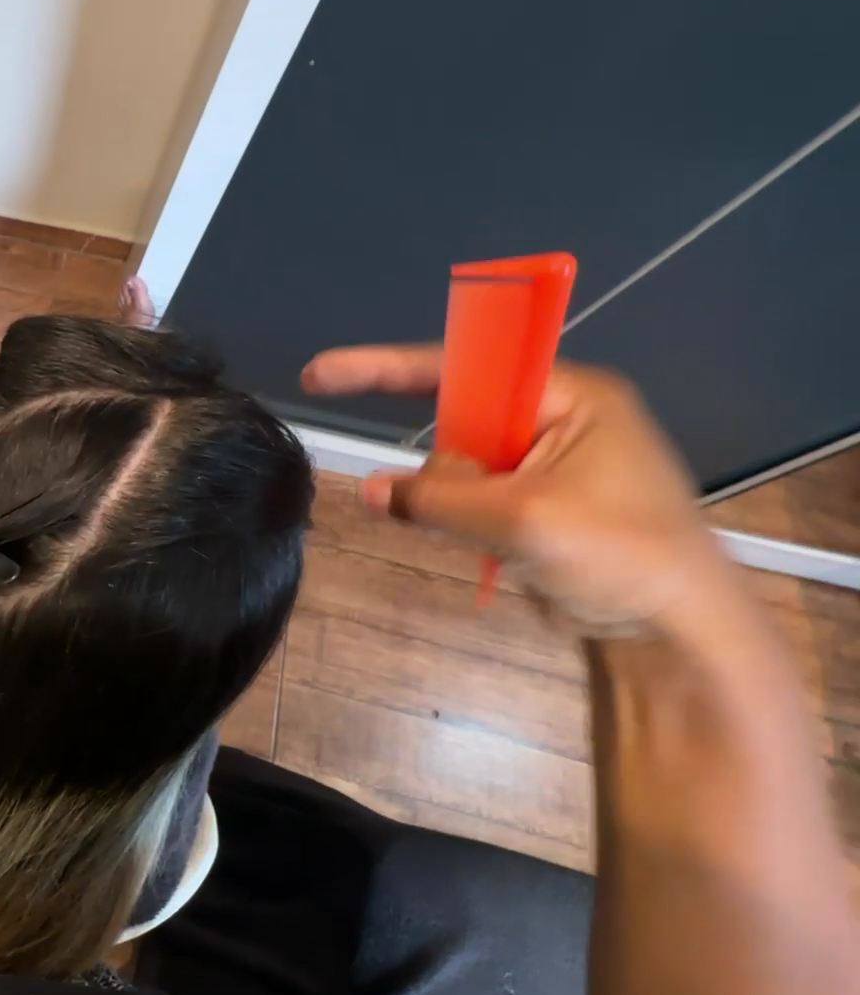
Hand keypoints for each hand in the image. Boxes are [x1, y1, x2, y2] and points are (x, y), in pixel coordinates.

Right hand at [302, 345, 730, 633]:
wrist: (675, 628)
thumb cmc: (621, 554)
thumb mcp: (519, 519)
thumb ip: (435, 499)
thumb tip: (370, 491)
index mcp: (570, 398)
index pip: (462, 366)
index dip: (384, 367)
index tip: (319, 375)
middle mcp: (556, 419)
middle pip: (454, 419)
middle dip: (443, 466)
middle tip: (475, 512)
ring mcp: (544, 462)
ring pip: (455, 464)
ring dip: (451, 500)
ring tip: (497, 539)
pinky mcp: (532, 500)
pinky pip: (466, 494)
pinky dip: (456, 515)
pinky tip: (486, 544)